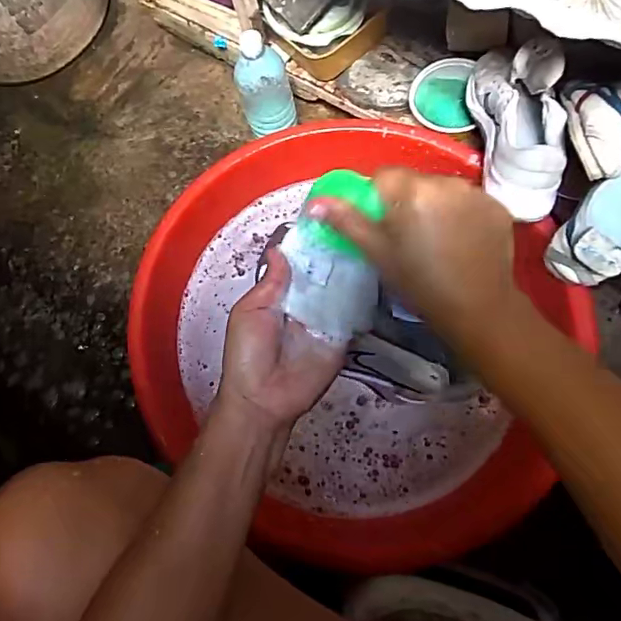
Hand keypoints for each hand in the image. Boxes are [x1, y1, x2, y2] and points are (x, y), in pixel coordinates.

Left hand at [210, 240, 346, 453]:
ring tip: (366, 242)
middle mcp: (306, 303)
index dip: (309, 245)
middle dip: (335, 252)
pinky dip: (364, 297)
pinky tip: (375, 274)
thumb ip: (269, 283)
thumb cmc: (246, 356)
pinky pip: (355, 314)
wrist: (263, 400)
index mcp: (280, 294)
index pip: (299, 264)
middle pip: (324, 272)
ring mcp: (326, 318)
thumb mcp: (249, 313)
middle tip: (352, 225)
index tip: (324, 220)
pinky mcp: (342, 336)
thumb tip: (279, 250)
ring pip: (342, 289)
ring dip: (352, 270)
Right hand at [307, 168, 521, 338]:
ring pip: (443, 190)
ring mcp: (475, 192)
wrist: (477, 307)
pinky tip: (462, 241)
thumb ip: (347, 222)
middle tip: (408, 238)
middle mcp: (444, 181)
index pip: (382, 176)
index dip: (378, 200)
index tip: (383, 226)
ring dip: (436, 206)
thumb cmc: (419, 282)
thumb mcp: (378, 254)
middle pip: (414, 182)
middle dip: (408, 201)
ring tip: (438, 241)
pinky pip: (470, 201)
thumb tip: (316, 203)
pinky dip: (463, 215)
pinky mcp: (497, 205)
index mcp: (410, 190)